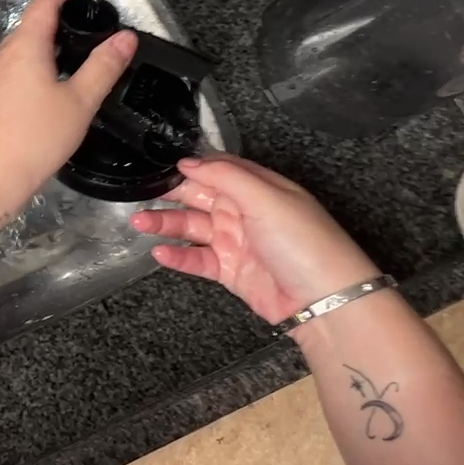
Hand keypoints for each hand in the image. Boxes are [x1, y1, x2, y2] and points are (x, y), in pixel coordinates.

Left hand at [0, 0, 136, 216]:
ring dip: (44, 55)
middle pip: (29, 29)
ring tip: (73, 73)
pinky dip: (29, 77)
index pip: (42, 4)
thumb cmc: (36, 137)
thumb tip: (125, 37)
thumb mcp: (80, 101)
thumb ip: (104, 66)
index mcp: (24, 47)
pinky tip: (45, 100)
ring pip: (18, 55)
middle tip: (89, 44)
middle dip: (59, 30)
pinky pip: (9, 77)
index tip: (88, 7)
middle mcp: (1, 57)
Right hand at [131, 155, 381, 324]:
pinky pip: (196, 259)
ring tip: (139, 223)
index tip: (161, 167)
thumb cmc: (303, 242)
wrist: (325, 302)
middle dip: (169, 194)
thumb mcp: (267, 198)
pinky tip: (159, 252)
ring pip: (191, 227)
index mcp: (259, 189)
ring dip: (164, 223)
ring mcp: (235, 242)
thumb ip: (224, 176)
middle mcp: (245, 212)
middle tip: (138, 194)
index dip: (191, 167)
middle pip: (199, 197)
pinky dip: (177, 255)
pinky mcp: (229, 270)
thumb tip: (187, 162)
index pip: (218, 170)